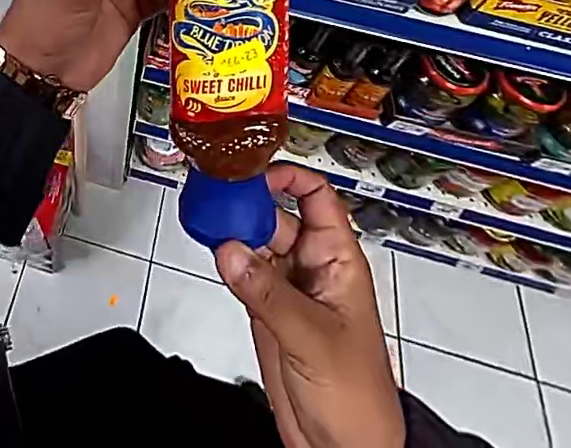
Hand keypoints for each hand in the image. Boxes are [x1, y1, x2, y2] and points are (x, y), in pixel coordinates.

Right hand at [216, 165, 402, 447]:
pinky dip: (227, 261)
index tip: (257, 172)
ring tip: (212, 223)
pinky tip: (215, 254)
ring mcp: (288, 287)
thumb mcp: (313, 336)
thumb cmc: (358, 397)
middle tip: (221, 198)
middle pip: (278, 214)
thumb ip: (268, 292)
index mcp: (337, 258)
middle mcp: (311, 265)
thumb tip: (232, 251)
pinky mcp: (267, 309)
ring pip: (257, 241)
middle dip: (250, 203)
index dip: (289, 177)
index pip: (317, 197)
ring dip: (235, 232)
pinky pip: (243, 271)